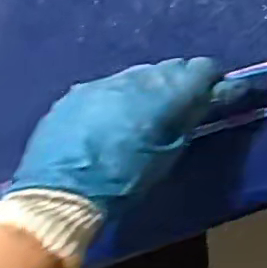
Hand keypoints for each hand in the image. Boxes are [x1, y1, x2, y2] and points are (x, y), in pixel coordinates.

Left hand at [9, 58, 243, 215]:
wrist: (56, 200)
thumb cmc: (126, 178)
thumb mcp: (173, 147)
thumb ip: (192, 114)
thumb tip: (210, 96)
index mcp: (171, 89)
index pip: (205, 67)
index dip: (209, 81)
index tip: (206, 97)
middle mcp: (141, 77)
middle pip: (172, 67)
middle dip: (176, 83)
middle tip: (170, 109)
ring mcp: (105, 83)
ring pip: (139, 75)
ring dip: (144, 90)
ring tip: (134, 116)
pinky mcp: (75, 94)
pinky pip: (107, 87)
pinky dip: (114, 99)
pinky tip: (104, 122)